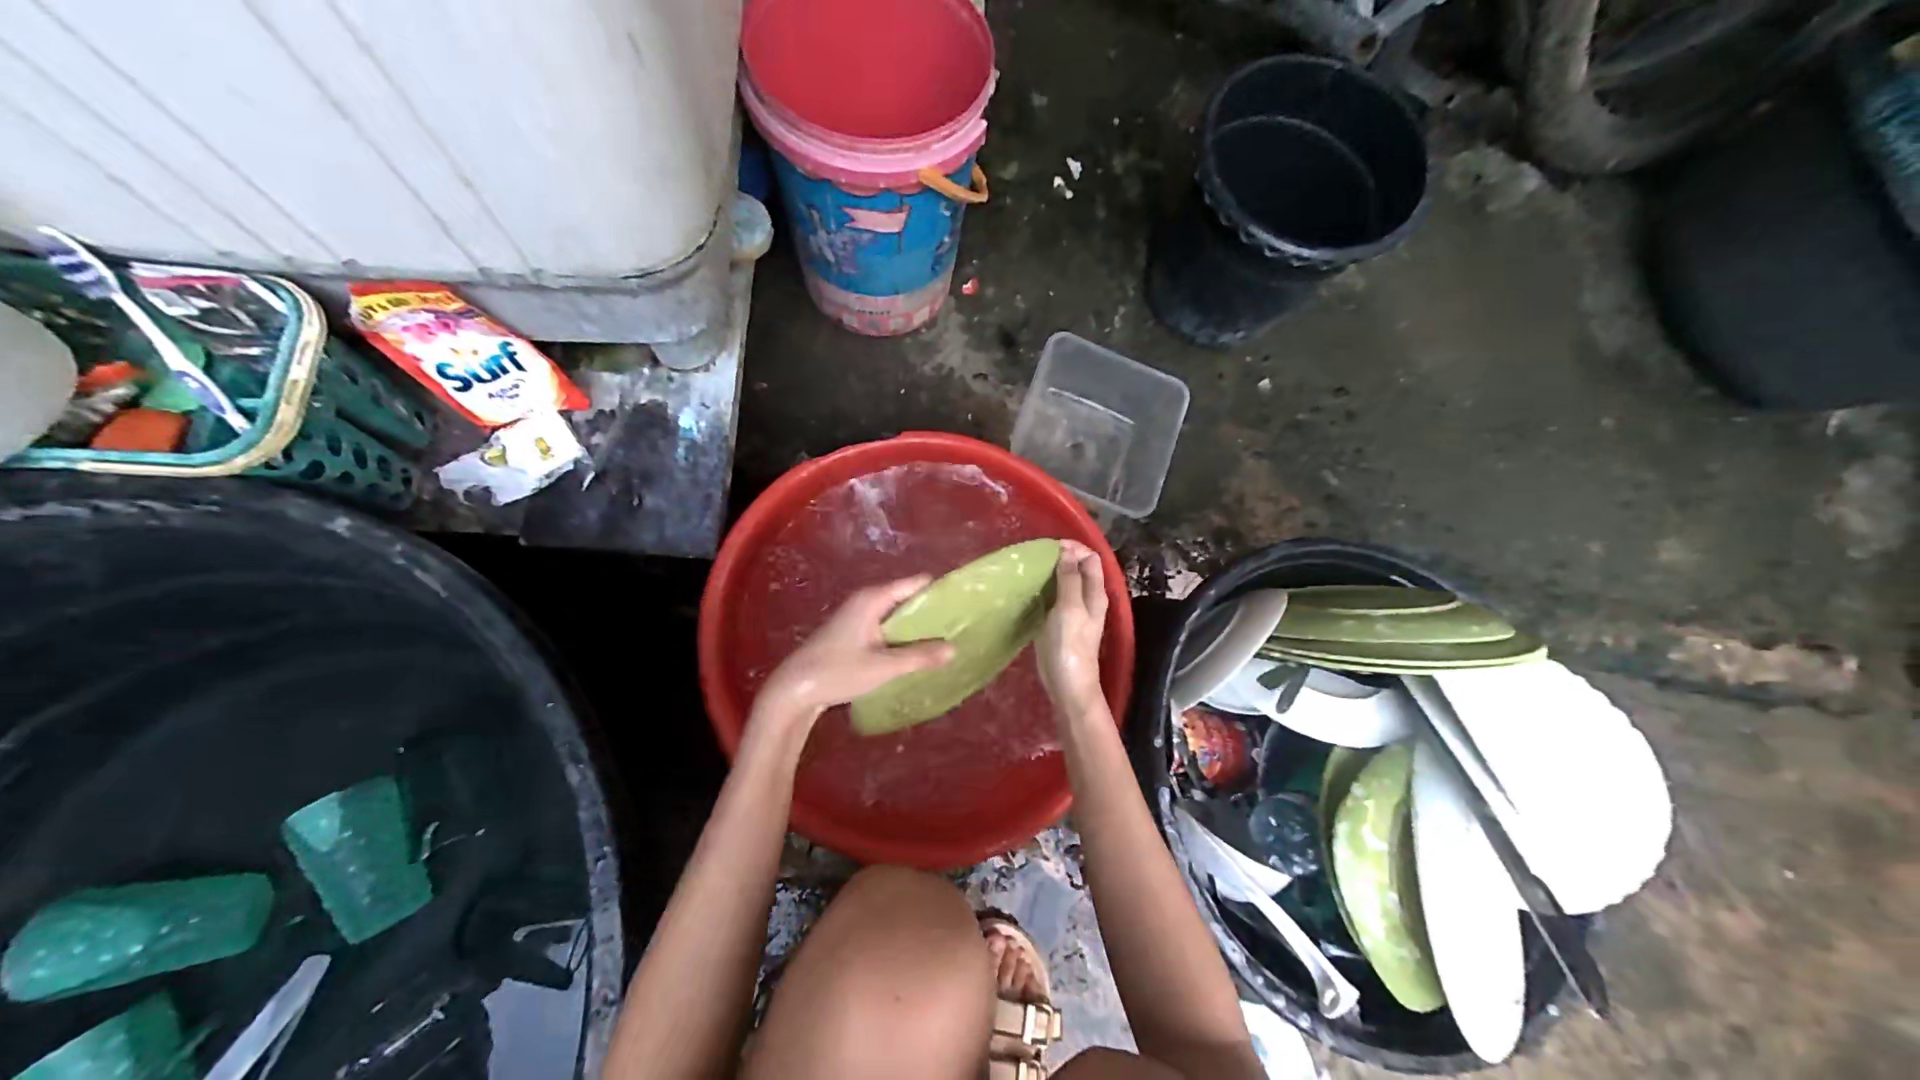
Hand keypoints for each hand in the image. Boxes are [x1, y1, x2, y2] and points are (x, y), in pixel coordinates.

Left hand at [755, 576, 955, 727]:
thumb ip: (919, 656)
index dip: (939, 590)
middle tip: (962, 625)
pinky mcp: (854, 635)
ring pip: (897, 617)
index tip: (965, 601)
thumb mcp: (883, 666)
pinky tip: (918, 654)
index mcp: (873, 599)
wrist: (794, 689)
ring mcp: (858, 618)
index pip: (914, 583)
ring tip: (947, 640)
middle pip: (908, 599)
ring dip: (918, 628)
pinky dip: (903, 637)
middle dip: (932, 611)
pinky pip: (887, 629)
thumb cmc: (838, 671)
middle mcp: (866, 601)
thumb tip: (954, 648)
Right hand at [1038, 540, 1109, 719]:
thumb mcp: (1070, 607)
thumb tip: (1067, 550)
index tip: (1049, 547)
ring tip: (1028, 569)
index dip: (1073, 548)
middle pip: (1077, 568)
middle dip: (1059, 557)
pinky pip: (1052, 598)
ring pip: (1063, 582)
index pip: (1090, 558)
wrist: (1067, 683)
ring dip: (1049, 573)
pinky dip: (1042, 589)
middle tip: (1034, 556)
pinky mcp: (1058, 622)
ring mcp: (1072, 611)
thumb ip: (1069, 578)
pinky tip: (1027, 589)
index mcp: (1095, 593)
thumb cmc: (1070, 645)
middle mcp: (1086, 598)